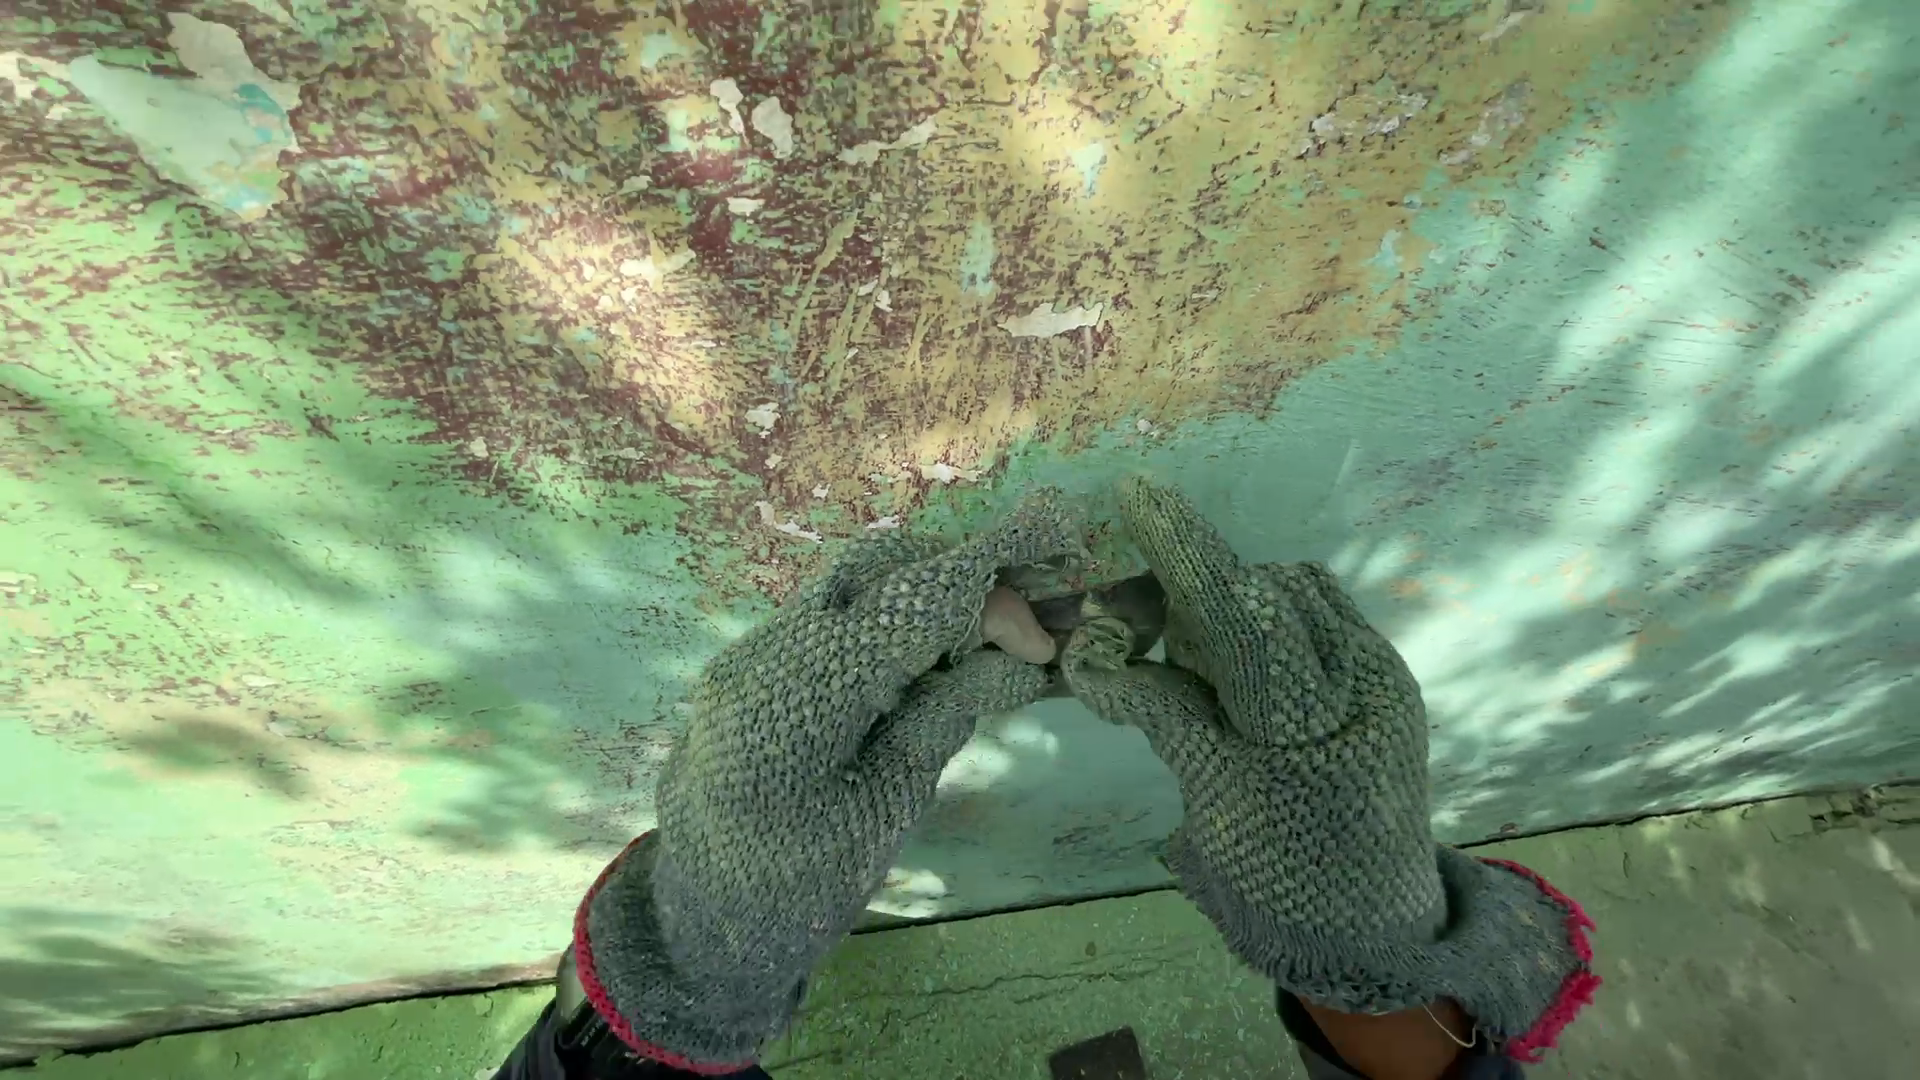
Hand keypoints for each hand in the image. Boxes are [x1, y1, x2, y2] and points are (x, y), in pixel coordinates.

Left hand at [575, 492, 1084, 1069]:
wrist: (700, 907)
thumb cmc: (798, 887)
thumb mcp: (887, 809)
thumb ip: (945, 716)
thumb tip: (1020, 655)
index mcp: (794, 709)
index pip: (906, 609)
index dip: (985, 572)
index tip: (1055, 533)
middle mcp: (766, 654)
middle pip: (878, 566)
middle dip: (963, 575)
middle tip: (1025, 632)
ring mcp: (757, 646)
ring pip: (859, 576)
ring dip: (934, 587)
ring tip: (987, 638)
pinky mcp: (764, 650)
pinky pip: (844, 605)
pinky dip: (901, 609)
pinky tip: (935, 646)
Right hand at [1062, 476, 1444, 940]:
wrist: (1368, 928)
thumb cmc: (1278, 874)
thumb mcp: (1206, 794)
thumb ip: (1154, 706)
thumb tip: (1090, 651)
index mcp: (1311, 724)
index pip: (1235, 610)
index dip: (1182, 548)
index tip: (1136, 491)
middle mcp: (1362, 680)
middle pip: (1261, 588)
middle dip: (1193, 589)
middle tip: (1140, 625)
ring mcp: (1383, 673)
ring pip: (1291, 589)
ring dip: (1230, 604)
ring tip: (1200, 661)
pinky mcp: (1387, 673)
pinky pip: (1315, 611)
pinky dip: (1262, 618)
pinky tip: (1241, 665)